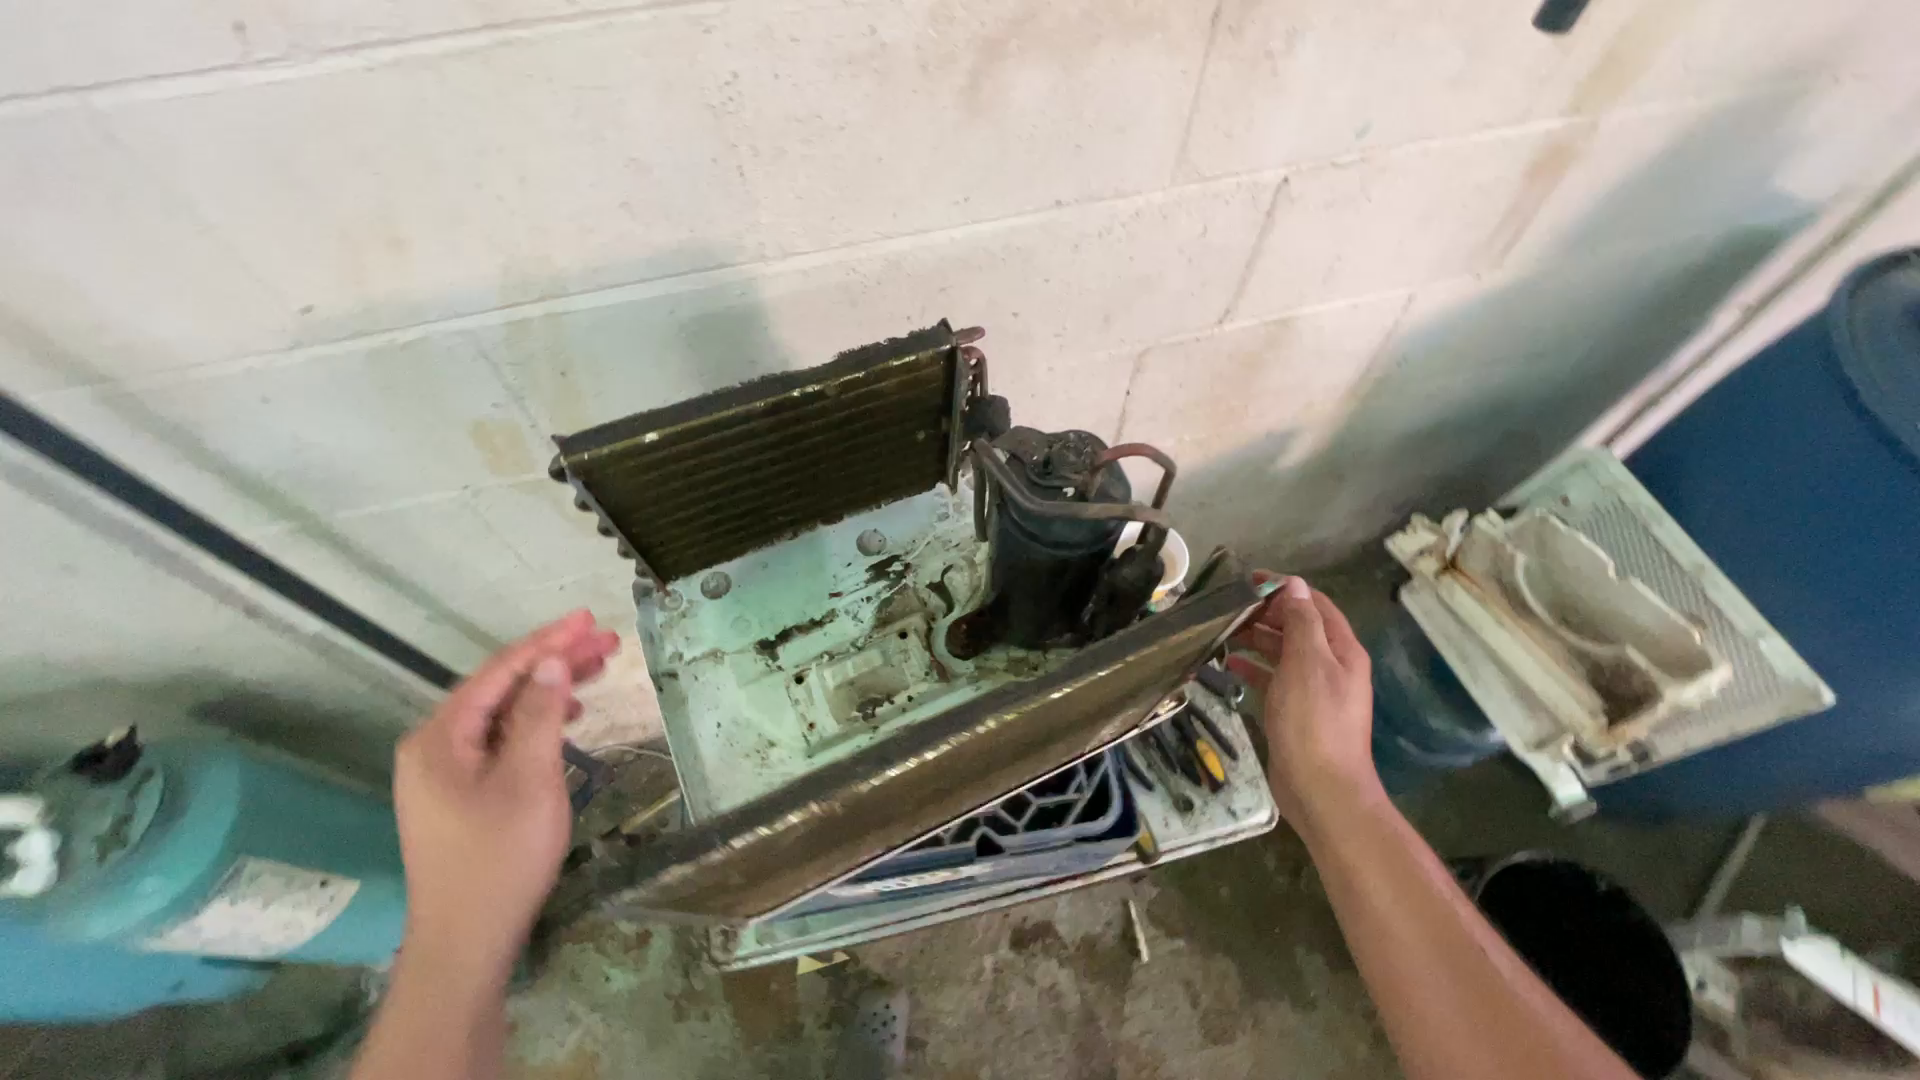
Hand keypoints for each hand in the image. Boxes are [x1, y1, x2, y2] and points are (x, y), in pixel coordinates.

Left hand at [391, 609, 619, 973]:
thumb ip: (539, 714)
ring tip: (597, 671)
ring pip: (504, 712)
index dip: (548, 641)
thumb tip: (551, 662)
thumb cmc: (500, 856)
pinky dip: (537, 721)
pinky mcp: (461, 792)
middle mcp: (435, 745)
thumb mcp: (529, 778)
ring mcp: (445, 770)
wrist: (467, 939)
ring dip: (550, 689)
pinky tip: (567, 718)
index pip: (500, 671)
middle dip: (554, 661)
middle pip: (501, 687)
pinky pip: (502, 739)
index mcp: (440, 737)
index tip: (591, 620)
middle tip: (607, 643)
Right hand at [1226, 575, 1380, 828]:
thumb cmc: (1314, 722)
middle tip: (1228, 608)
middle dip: (1266, 614)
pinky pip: (1273, 679)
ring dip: (1256, 639)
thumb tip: (1294, 585)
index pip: (1314, 605)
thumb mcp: (1308, 663)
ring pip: (1283, 653)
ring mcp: (1313, 691)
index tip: (1249, 580)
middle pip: (1298, 627)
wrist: (1322, 789)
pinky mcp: (1294, 712)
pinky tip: (1229, 666)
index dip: (1285, 589)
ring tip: (1222, 632)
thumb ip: (1301, 622)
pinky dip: (1253, 669)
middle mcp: (1331, 666)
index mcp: (1341, 650)